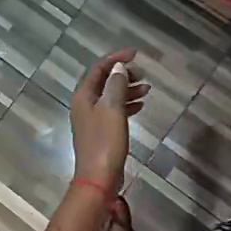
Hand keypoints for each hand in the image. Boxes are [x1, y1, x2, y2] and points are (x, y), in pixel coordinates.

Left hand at [70, 48, 150, 189]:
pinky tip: (141, 105)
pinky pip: (114, 111)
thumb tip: (118, 67)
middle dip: (123, 74)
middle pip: (104, 82)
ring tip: (148, 89)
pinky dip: (127, 105)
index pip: (98, 69)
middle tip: (144, 75)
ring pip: (110, 97)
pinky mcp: (101, 132)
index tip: (136, 53)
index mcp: (83, 96)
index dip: (116, 58)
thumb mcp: (112, 108)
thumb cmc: (105, 141)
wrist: (99, 177)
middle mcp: (84, 105)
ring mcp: (92, 120)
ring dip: (128, 90)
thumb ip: (116, 85)